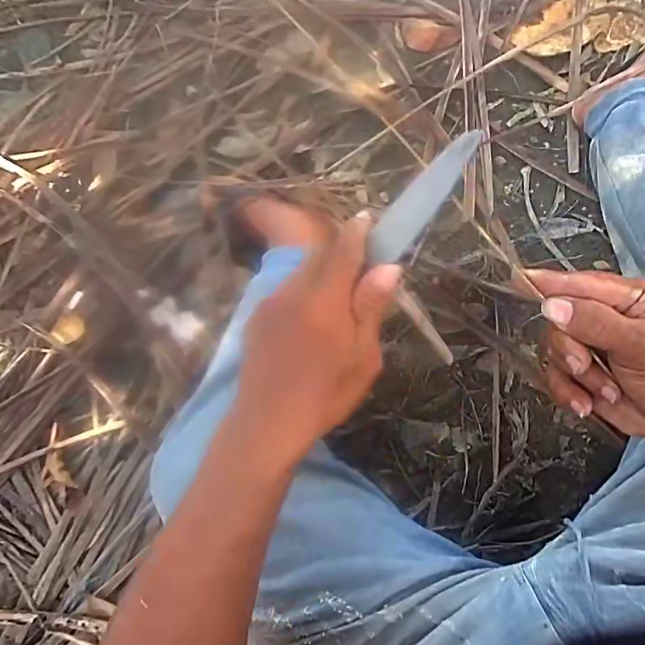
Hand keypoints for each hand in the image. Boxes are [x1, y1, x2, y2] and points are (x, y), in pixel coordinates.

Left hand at [234, 214, 401, 466]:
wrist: (266, 424)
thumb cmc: (325, 395)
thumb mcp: (362, 358)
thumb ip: (371, 308)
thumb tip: (388, 267)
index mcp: (324, 301)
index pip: (343, 251)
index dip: (358, 232)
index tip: (368, 219)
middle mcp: (293, 292)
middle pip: (320, 256)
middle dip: (341, 253)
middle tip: (362, 271)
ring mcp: (269, 303)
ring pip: (301, 272)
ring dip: (322, 273)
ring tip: (338, 303)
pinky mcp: (256, 318)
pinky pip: (286, 291)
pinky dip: (304, 292)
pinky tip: (311, 322)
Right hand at [525, 268, 644, 440]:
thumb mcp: (641, 343)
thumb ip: (595, 322)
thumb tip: (551, 306)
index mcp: (626, 297)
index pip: (580, 284)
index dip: (550, 283)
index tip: (521, 280)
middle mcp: (604, 316)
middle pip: (559, 320)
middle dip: (571, 349)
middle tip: (586, 366)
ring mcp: (591, 346)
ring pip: (555, 351)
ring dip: (577, 376)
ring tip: (607, 391)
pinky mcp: (583, 375)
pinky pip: (556, 377)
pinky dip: (569, 393)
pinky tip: (587, 405)